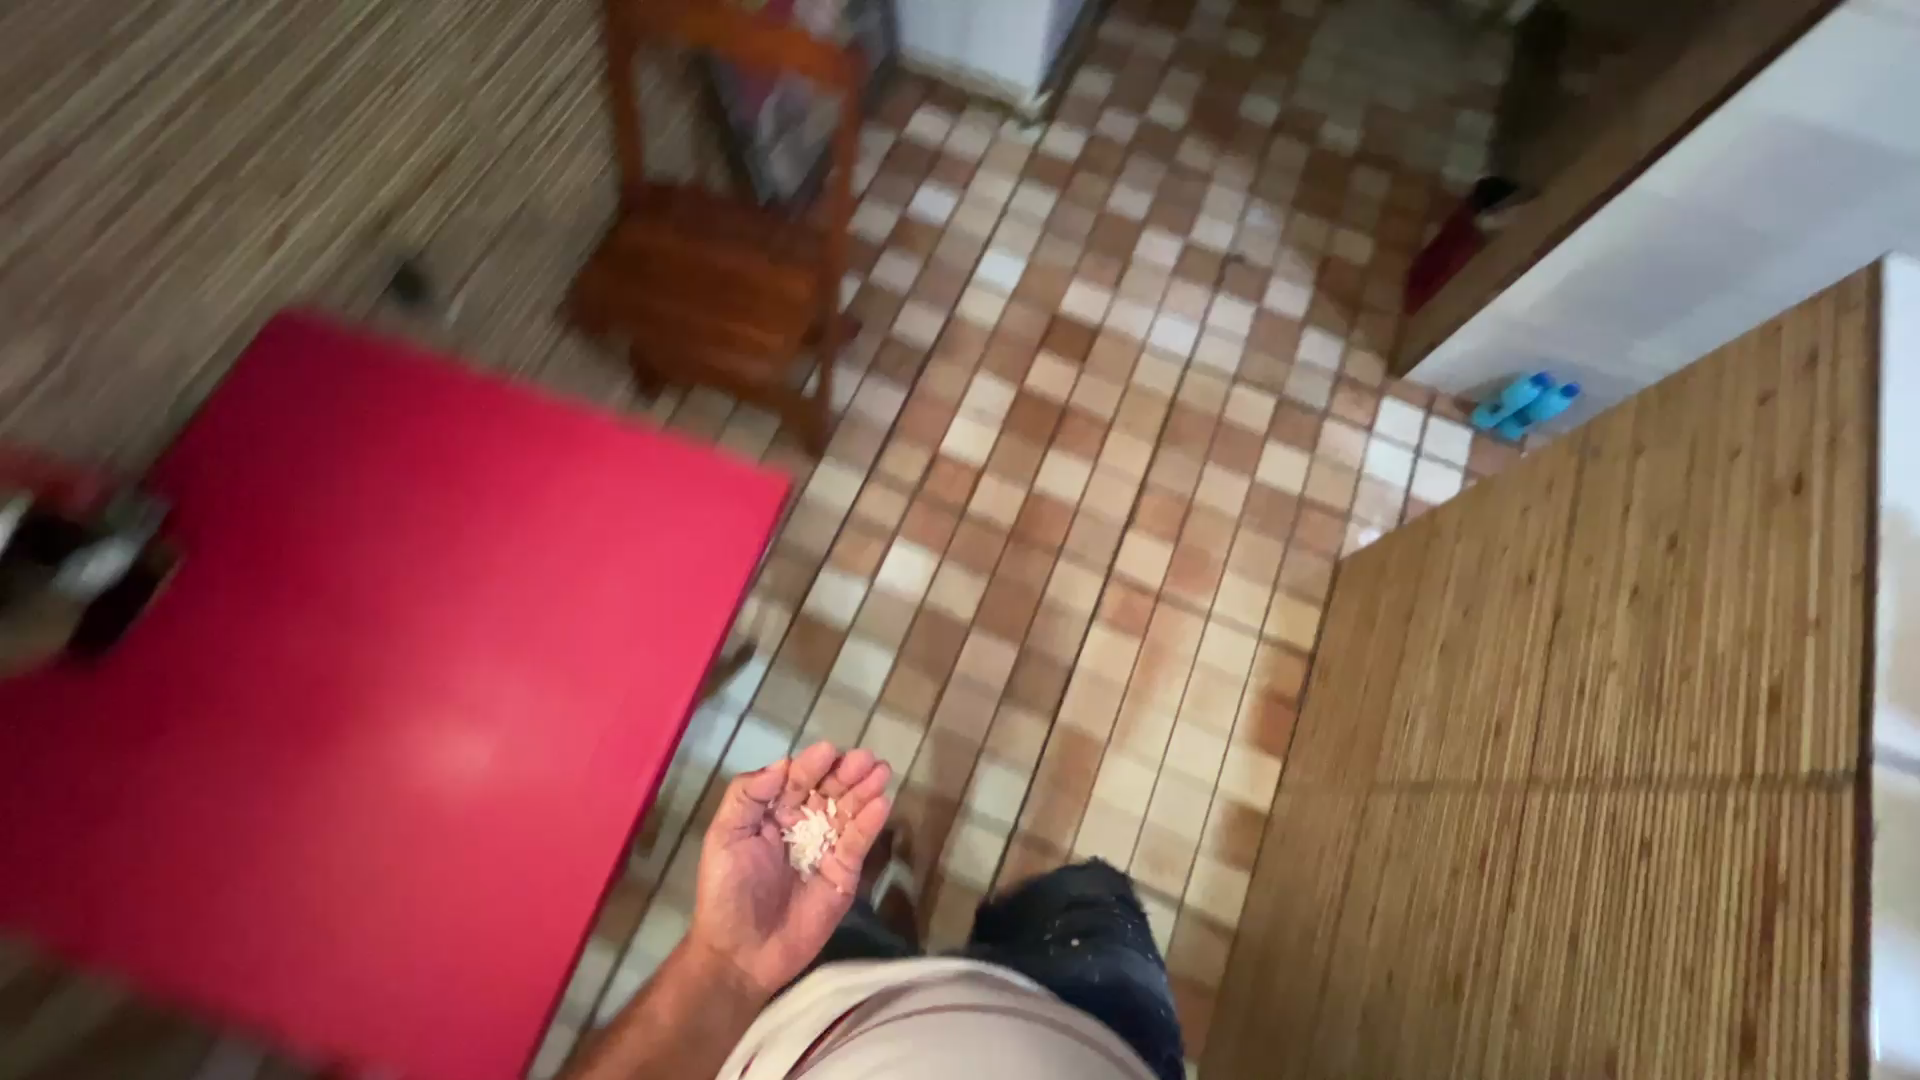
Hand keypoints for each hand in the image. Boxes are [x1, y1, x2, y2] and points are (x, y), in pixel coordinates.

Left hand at [687, 741, 891, 995]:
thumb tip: (782, 763)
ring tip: (880, 771)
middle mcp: (804, 824)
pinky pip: (858, 842)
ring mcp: (827, 847)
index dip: (812, 764)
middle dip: (847, 771)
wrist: (740, 954)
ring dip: (865, 789)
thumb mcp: (724, 836)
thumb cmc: (727, 891)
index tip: (828, 750)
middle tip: (866, 758)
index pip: (798, 779)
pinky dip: (871, 822)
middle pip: (830, 789)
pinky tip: (881, 803)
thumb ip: (748, 795)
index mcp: (775, 812)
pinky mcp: (844, 873)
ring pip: (849, 810)